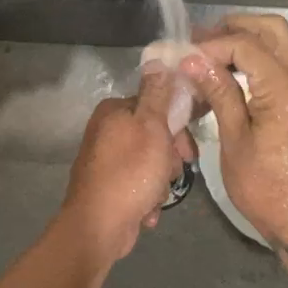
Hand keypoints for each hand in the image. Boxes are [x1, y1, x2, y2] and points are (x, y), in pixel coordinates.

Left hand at [56, 64, 194, 263]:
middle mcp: (107, 131)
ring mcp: (106, 161)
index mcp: (114, 111)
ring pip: (151, 164)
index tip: (189, 149)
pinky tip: (147, 211)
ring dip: (160, 182)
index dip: (178, 127)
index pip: (156, 106)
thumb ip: (157, 95)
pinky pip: (139, 185)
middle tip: (171, 174)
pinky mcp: (110, 187)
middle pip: (155, 136)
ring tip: (154, 196)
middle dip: (168, 159)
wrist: (98, 227)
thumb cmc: (129, 173)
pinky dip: (147, 197)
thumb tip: (157, 60)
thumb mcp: (150, 127)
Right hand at [181, 15, 287, 246]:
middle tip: (201, 42)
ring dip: (248, 39)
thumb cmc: (264, 187)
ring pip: (282, 42)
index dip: (212, 45)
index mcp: (284, 91)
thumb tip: (193, 60)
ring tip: (211, 54)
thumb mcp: (235, 141)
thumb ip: (219, 93)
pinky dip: (259, 57)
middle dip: (235, 27)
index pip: (246, 45)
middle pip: (273, 29)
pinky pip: (284, 61)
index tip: (185, 58)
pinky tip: (231, 73)